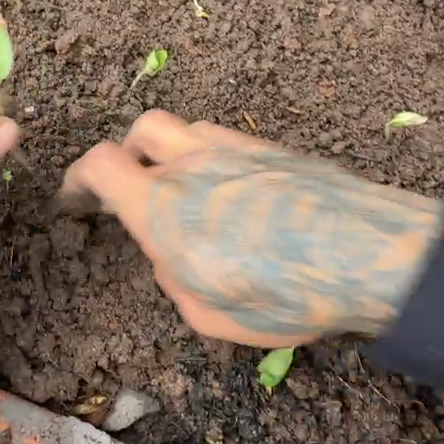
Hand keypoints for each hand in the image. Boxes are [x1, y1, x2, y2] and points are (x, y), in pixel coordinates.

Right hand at [61, 111, 443, 347]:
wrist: (367, 253)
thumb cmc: (280, 293)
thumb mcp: (205, 314)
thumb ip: (173, 277)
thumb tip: (170, 256)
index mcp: (160, 205)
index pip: (99, 165)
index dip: (78, 178)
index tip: (76, 198)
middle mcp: (191, 163)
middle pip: (140, 130)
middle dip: (127, 154)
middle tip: (134, 185)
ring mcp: (236, 149)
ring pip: (187, 129)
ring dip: (175, 152)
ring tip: (188, 188)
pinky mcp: (274, 149)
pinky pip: (230, 141)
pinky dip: (216, 159)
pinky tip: (236, 194)